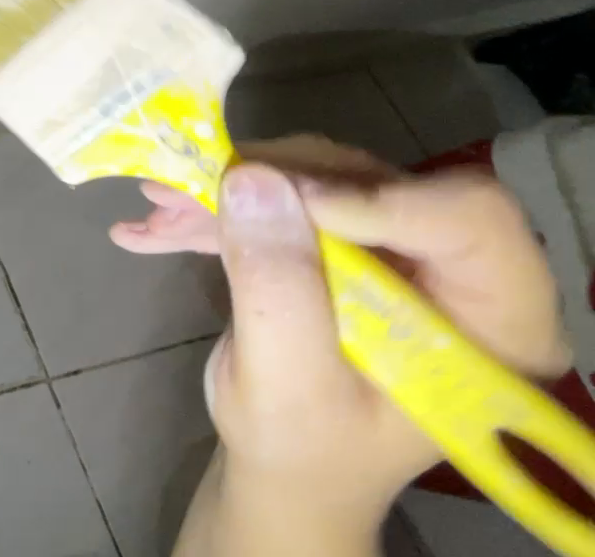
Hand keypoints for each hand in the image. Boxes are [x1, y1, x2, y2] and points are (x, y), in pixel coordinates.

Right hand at [152, 139, 568, 549]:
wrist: (284, 462)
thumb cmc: (300, 443)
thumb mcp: (284, 379)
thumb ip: (277, 286)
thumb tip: (250, 180)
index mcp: (489, 319)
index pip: (463, 217)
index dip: (366, 196)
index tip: (262, 198)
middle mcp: (456, 273)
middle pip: (374, 183)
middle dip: (268, 182)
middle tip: (176, 190)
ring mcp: (398, 253)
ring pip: (318, 179)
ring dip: (229, 189)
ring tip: (155, 205)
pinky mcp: (344, 244)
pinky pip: (283, 198)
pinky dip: (218, 205)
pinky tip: (154, 226)